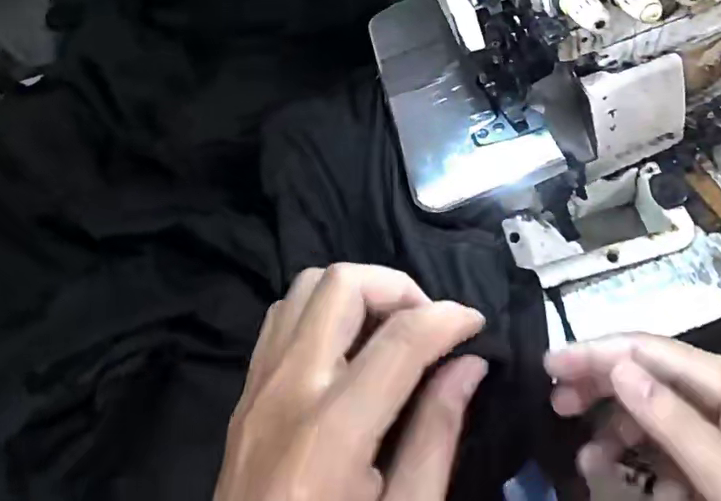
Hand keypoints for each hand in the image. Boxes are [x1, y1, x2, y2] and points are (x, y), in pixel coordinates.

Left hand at [215, 264, 488, 500]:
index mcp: (331, 434)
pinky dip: (321, 308)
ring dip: (357, 291)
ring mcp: (258, 386)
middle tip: (429, 323)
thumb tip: (469, 364)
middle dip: (398, 288)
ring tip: (390, 327)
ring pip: (307, 285)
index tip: (475, 323)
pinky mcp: (245, 392)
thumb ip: (437, 435)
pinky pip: (282, 314)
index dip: (448, 318)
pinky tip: (347, 343)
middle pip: (343, 284)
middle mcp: (288, 389)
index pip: (400, 340)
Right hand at [544, 334, 720, 500]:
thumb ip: (674, 422)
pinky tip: (629, 481)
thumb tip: (618, 365)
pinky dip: (645, 460)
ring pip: (655, 412)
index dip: (594, 353)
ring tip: (587, 459)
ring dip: (617, 429)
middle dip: (600, 385)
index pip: (644, 349)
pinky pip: (675, 448)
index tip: (550, 366)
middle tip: (556, 405)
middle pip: (646, 372)